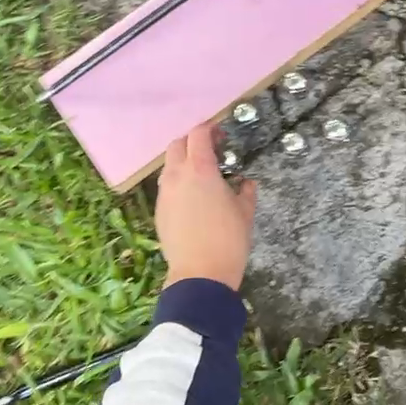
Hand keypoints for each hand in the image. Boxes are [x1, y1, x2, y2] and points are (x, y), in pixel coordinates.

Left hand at [155, 125, 256, 290]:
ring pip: (169, 165)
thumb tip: (246, 183)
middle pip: (177, 144)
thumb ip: (246, 192)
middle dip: (192, 142)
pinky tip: (192, 199)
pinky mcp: (159, 210)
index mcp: (200, 169)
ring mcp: (165, 193)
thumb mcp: (245, 213)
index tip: (221, 136)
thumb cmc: (228, 240)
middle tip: (210, 151)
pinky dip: (178, 183)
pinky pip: (167, 187)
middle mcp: (177, 176)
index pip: (198, 134)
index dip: (209, 129)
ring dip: (182, 162)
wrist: (200, 275)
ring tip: (201, 176)